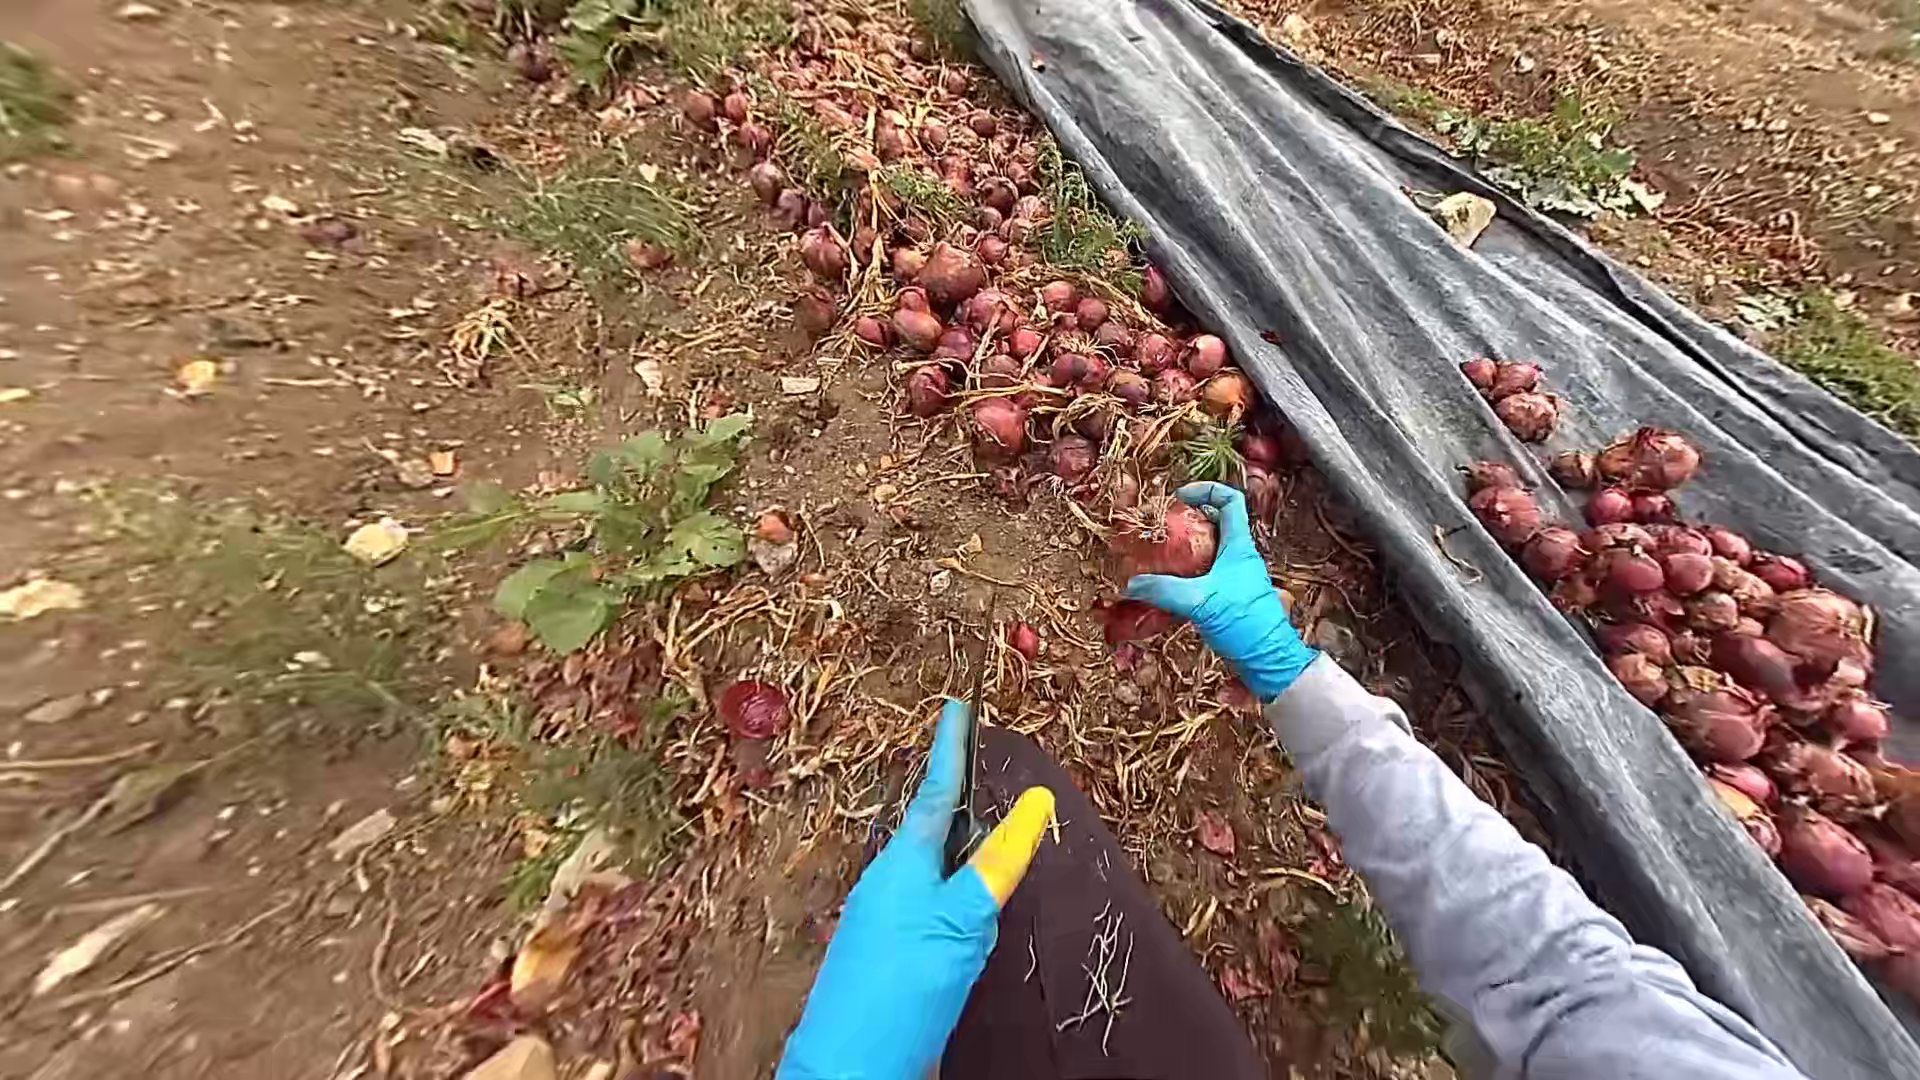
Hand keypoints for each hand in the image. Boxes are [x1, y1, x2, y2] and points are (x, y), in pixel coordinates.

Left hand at [777, 700, 1053, 1079]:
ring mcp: (885, 909)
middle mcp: (891, 874)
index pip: (937, 787)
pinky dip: (952, 895)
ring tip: (984, 846)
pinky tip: (965, 913)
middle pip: (935, 827)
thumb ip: (999, 862)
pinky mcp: (889, 943)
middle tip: (978, 772)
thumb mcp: (964, 920)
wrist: (845, 1071)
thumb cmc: (907, 984)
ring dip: (959, 856)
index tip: (957, 705)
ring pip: (934, 867)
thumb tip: (1035, 801)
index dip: (950, 744)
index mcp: (906, 857)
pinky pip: (928, 900)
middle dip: (959, 802)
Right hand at [1124, 481, 1318, 699]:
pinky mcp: (1227, 597)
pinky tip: (1166, 587)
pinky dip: (1184, 575)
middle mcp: (1238, 557)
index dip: (1206, 490)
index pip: (1230, 502)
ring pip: (1207, 551)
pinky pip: (1203, 575)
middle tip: (1161, 528)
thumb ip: (1163, 590)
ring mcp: (1234, 578)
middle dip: (1186, 521)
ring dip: (1183, 550)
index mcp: (1239, 548)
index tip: (1179, 496)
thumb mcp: (1199, 602)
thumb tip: (1131, 584)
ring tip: (1158, 555)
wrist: (1269, 662)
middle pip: (1214, 524)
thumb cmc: (1244, 624)